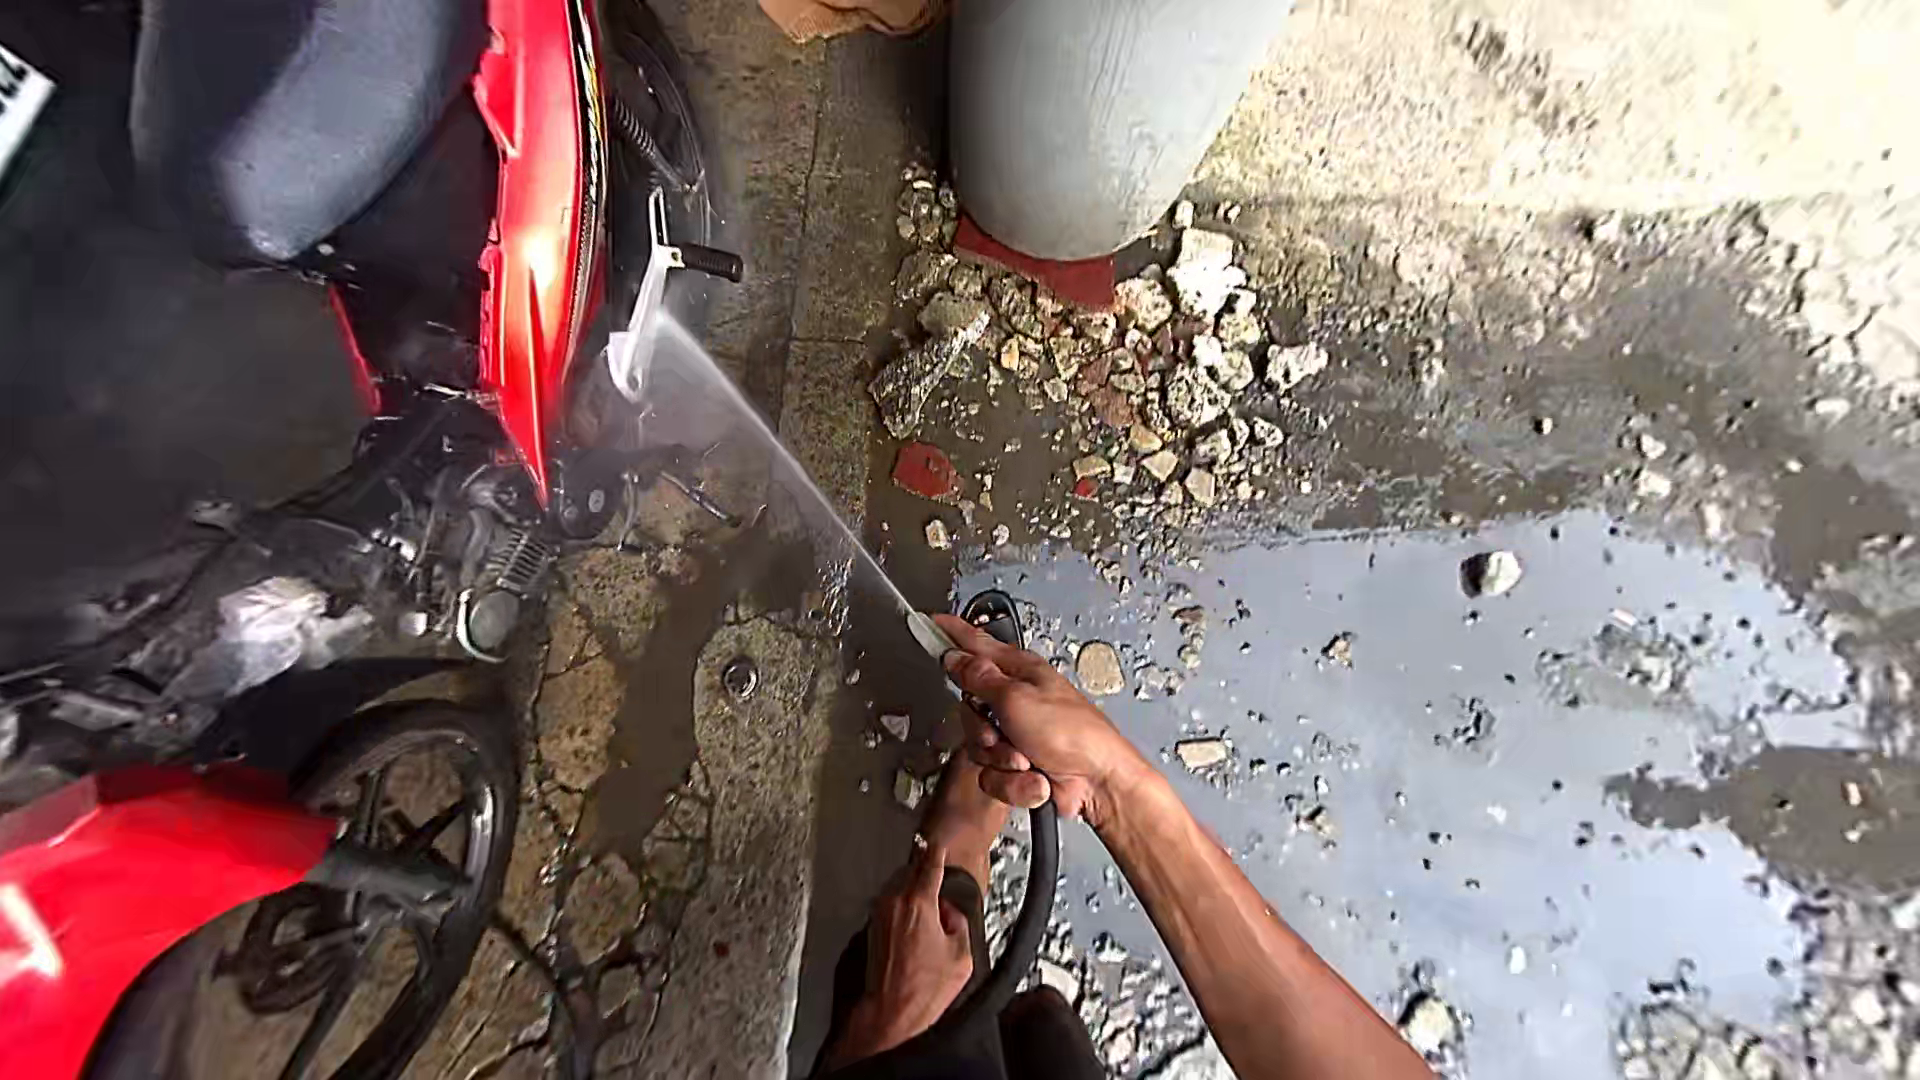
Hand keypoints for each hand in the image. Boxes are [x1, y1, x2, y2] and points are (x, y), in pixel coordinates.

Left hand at [826, 842, 973, 1065]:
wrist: (892, 1013)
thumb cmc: (924, 989)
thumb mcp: (961, 955)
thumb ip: (959, 922)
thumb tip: (950, 912)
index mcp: (919, 902)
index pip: (930, 863)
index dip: (937, 850)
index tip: (939, 842)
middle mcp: (896, 901)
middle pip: (912, 869)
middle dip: (925, 870)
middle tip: (937, 879)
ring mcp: (881, 911)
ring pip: (899, 883)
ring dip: (913, 886)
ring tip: (927, 907)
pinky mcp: (873, 924)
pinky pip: (891, 899)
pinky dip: (902, 901)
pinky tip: (914, 920)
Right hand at [932, 613, 1154, 828]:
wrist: (1098, 783)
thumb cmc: (1072, 732)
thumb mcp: (1016, 699)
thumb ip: (979, 678)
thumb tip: (954, 657)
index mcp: (1018, 670)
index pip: (976, 643)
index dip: (952, 633)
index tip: (930, 622)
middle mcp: (1014, 698)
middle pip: (967, 707)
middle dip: (980, 729)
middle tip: (999, 734)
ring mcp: (1016, 732)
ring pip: (978, 745)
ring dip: (1000, 759)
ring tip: (1026, 760)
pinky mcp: (1018, 763)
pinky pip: (992, 774)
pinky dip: (1012, 782)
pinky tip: (1034, 777)